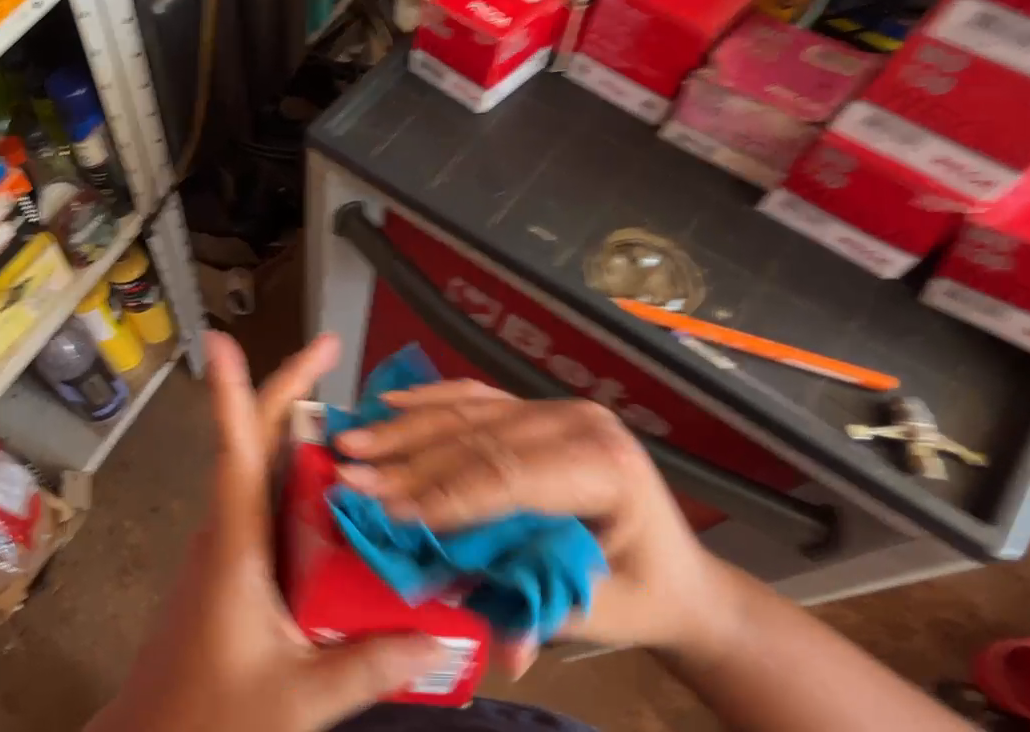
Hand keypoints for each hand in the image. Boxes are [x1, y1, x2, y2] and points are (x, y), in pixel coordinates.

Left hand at [87, 331, 451, 731]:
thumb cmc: (211, 714)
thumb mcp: (299, 697)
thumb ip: (369, 665)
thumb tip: (437, 635)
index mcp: (236, 544)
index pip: (233, 449)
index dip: (231, 390)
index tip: (226, 337)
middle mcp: (227, 529)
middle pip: (254, 441)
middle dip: (289, 391)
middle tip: (333, 354)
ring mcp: (226, 544)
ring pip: (262, 470)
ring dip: (300, 436)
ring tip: (358, 419)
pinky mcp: (231, 564)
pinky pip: (268, 505)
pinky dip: (301, 484)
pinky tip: (343, 497)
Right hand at [334, 379, 733, 661]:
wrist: (678, 574)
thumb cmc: (642, 595)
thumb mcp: (597, 613)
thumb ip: (536, 609)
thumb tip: (482, 634)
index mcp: (605, 467)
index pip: (508, 476)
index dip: (443, 495)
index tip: (388, 512)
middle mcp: (580, 423)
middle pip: (477, 439)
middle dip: (408, 463)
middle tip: (351, 476)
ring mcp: (556, 408)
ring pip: (467, 411)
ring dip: (404, 430)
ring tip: (352, 441)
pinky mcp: (535, 407)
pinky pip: (474, 396)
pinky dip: (428, 400)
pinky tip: (388, 402)